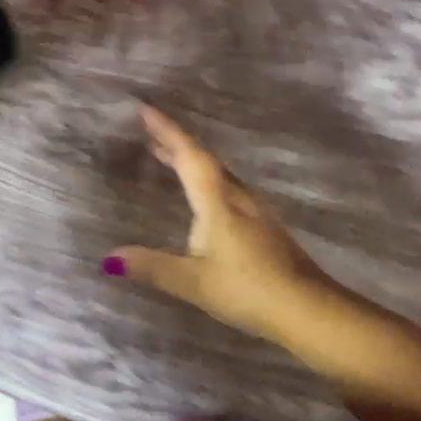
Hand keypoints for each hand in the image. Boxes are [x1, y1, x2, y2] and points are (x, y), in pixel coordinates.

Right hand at [106, 106, 334, 337]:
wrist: (311, 311)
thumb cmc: (249, 290)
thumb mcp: (195, 283)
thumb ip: (153, 267)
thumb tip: (109, 258)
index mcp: (217, 201)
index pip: (188, 156)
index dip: (166, 131)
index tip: (145, 108)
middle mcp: (237, 197)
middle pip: (204, 160)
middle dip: (175, 143)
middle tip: (149, 131)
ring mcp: (255, 211)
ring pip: (218, 174)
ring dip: (191, 161)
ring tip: (168, 157)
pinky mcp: (265, 227)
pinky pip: (227, 188)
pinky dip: (206, 180)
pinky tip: (204, 198)